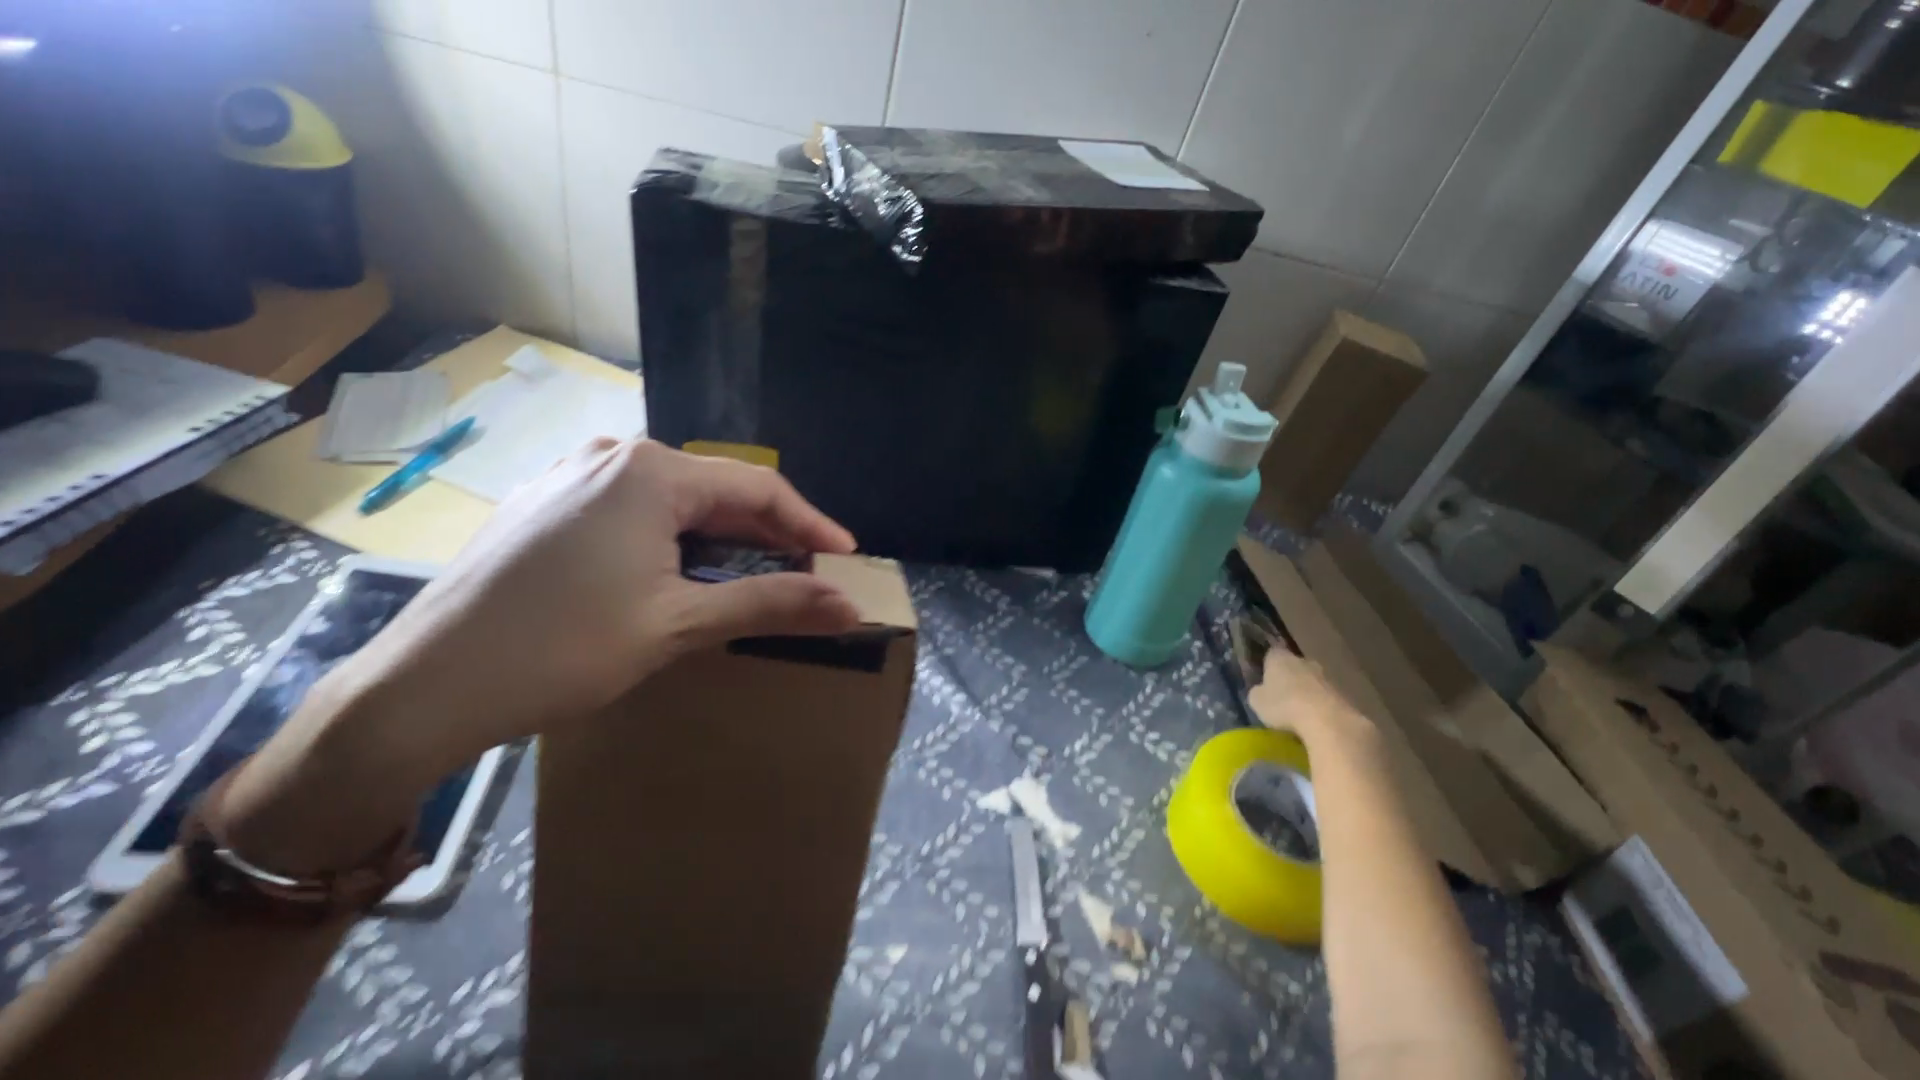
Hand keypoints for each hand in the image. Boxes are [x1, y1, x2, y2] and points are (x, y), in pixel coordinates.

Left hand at [224, 439, 862, 872]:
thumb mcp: (678, 625)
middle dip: (765, 533)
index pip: (759, 488)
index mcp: (650, 472)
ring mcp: (567, 476)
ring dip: (718, 538)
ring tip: (750, 576)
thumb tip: (850, 605)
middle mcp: (610, 456)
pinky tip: (674, 574)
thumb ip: (770, 603)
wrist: (427, 686)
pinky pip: (627, 511)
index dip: (811, 525)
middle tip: (805, 575)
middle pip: (714, 489)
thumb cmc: (564, 650)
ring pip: (669, 500)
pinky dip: (668, 539)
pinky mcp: (540, 506)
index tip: (847, 560)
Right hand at [1248, 648, 1367, 745]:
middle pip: (1294, 666)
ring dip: (1306, 692)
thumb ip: (1257, 693)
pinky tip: (1315, 720)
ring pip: (1311, 681)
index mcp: (1280, 658)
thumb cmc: (1284, 706)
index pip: (1271, 654)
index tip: (1264, 680)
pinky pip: (1325, 696)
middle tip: (1281, 696)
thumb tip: (1260, 691)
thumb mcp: (1257, 702)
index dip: (1267, 666)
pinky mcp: (1342, 693)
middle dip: (1289, 678)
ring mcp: (1326, 676)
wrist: (1327, 720)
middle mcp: (1304, 660)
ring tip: (1299, 712)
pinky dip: (1320, 705)